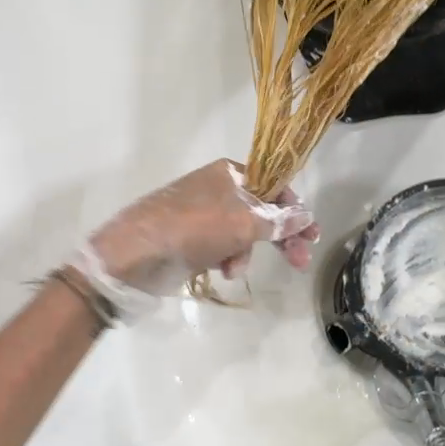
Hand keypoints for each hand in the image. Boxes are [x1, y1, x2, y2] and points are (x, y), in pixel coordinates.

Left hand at [73, 160, 320, 313]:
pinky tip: (220, 271)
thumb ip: (278, 221)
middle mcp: (218, 189)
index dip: (294, 209)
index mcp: (231, 173)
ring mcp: (203, 215)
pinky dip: (225, 259)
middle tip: (299, 261)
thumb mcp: (243, 223)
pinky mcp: (191, 239)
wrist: (134, 254)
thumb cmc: (193, 229)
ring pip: (242, 234)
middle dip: (279, 237)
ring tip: (234, 269)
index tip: (311, 234)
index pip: (274, 185)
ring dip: (245, 253)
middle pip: (261, 212)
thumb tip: (305, 215)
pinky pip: (221, 248)